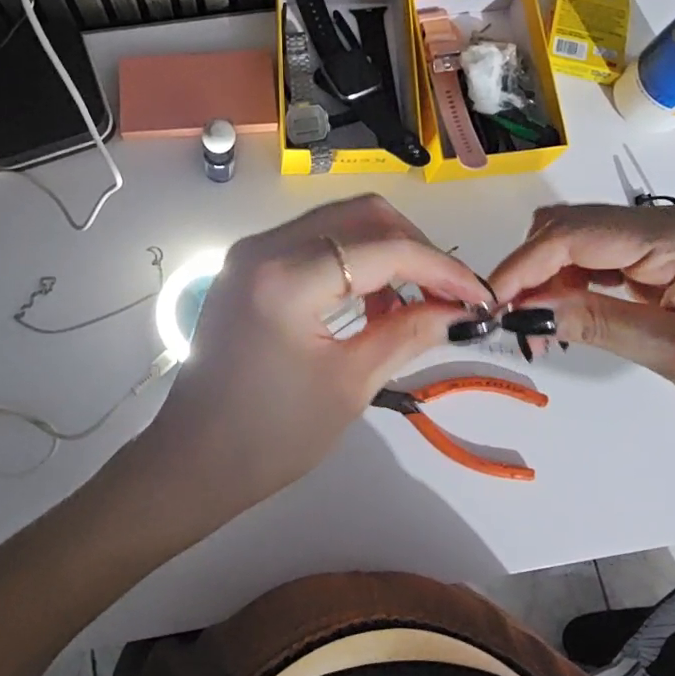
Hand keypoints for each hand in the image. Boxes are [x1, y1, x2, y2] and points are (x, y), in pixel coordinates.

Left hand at [142, 195, 489, 503]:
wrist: (195, 460)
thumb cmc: (272, 436)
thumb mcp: (350, 384)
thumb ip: (408, 332)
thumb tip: (460, 309)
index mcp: (288, 279)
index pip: (384, 250)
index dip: (442, 269)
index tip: (479, 296)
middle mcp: (264, 248)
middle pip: (362, 216)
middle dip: (414, 248)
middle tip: (445, 295)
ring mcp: (249, 254)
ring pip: (337, 223)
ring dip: (383, 251)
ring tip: (411, 303)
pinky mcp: (245, 268)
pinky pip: (311, 243)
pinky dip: (350, 261)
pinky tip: (369, 303)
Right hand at [488, 204, 674, 451]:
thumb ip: (601, 323)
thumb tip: (528, 307)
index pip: (575, 234)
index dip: (522, 264)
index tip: (487, 304)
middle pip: (575, 228)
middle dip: (532, 268)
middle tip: (514, 323)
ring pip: (588, 243)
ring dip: (553, 278)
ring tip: (540, 328)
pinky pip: (612, 263)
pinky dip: (580, 285)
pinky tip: (572, 317)